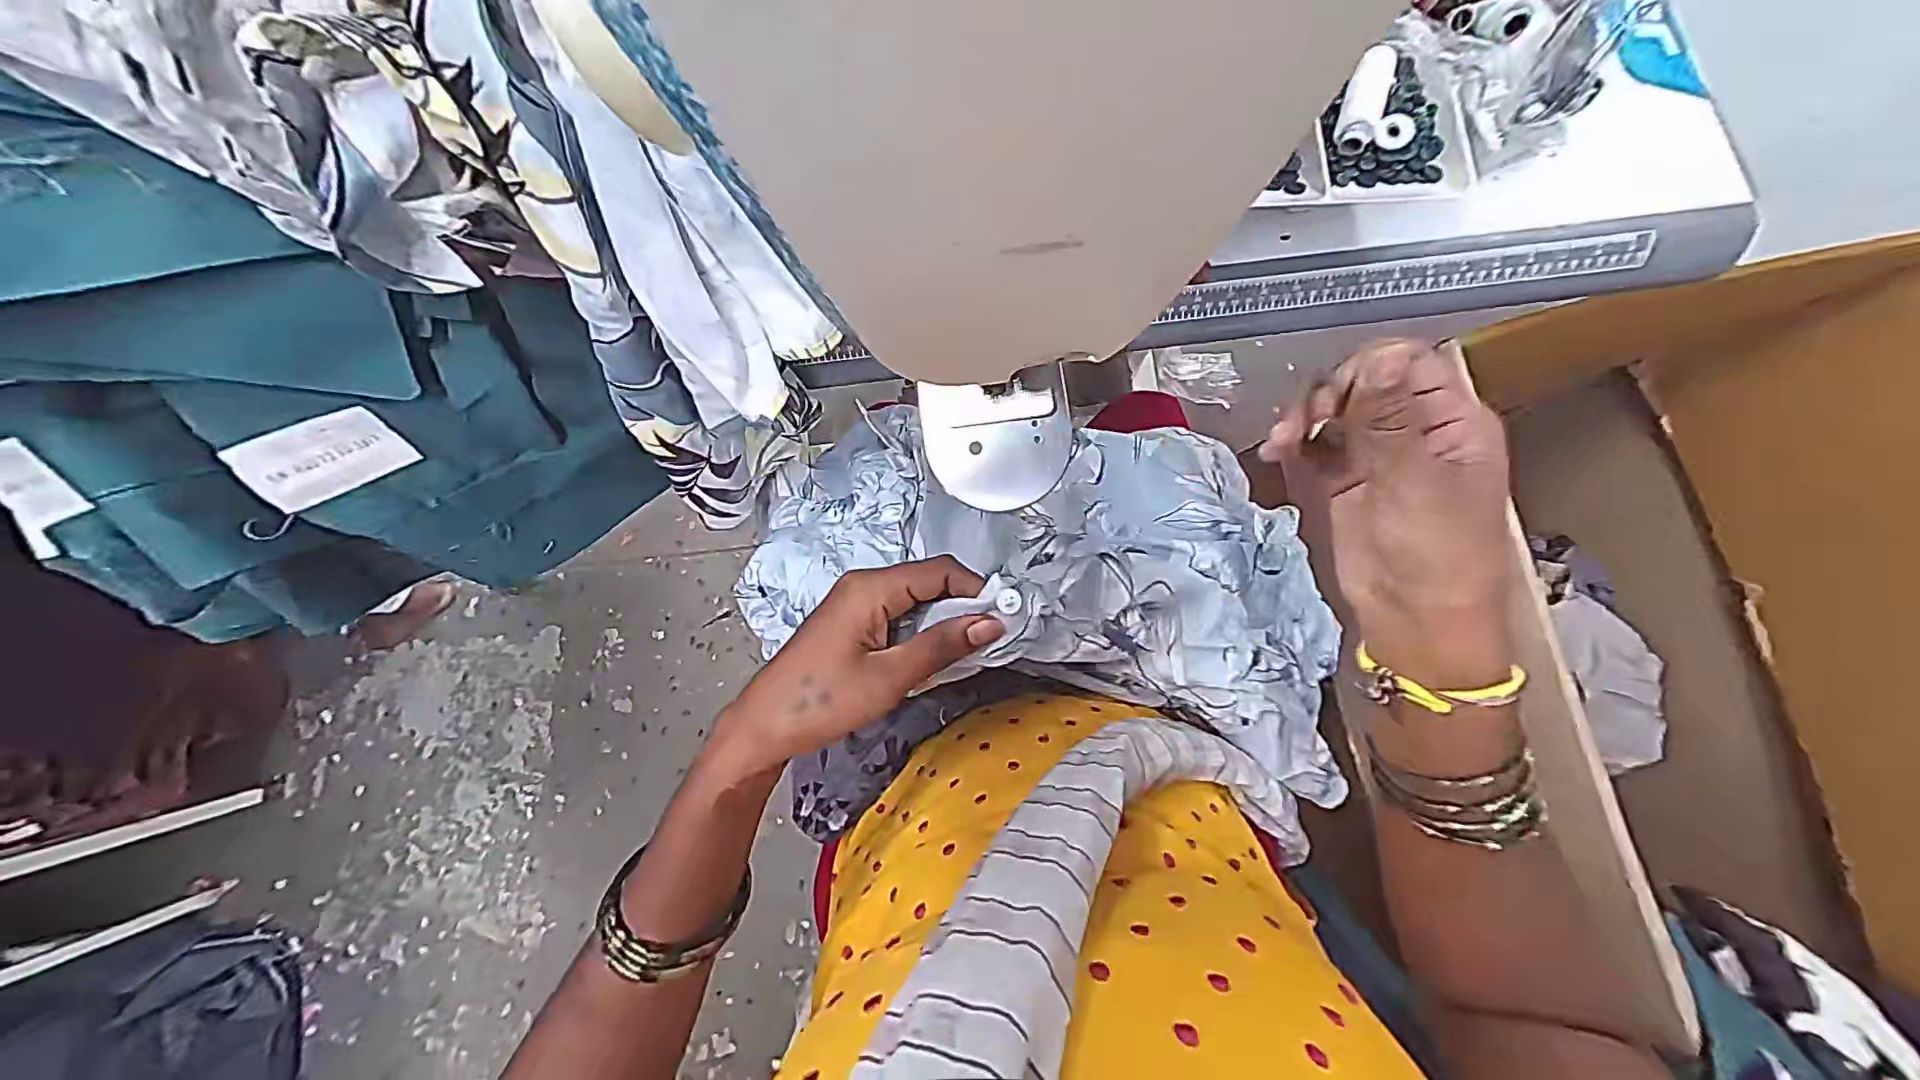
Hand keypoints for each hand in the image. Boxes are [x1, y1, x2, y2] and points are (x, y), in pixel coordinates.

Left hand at [702, 556, 1004, 782]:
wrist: (765, 726)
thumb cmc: (820, 702)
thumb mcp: (890, 677)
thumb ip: (942, 646)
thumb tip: (989, 623)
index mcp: (870, 587)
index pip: (940, 571)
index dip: (976, 591)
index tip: (1004, 618)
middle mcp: (864, 586)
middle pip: (929, 583)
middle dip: (961, 609)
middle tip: (985, 644)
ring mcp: (856, 603)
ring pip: (917, 602)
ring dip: (942, 625)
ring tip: (957, 658)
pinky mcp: (853, 623)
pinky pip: (899, 617)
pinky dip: (921, 634)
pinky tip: (927, 661)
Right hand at [1259, 340, 1513, 685]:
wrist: (1413, 618)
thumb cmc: (1436, 552)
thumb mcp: (1416, 481)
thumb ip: (1391, 419)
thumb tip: (1380, 358)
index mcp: (1450, 421)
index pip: (1408, 364)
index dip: (1369, 368)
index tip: (1339, 396)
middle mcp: (1409, 430)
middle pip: (1361, 382)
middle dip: (1327, 394)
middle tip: (1307, 424)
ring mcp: (1370, 456)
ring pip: (1329, 412)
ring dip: (1301, 418)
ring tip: (1283, 441)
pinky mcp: (1336, 482)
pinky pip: (1309, 447)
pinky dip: (1290, 444)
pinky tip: (1277, 451)